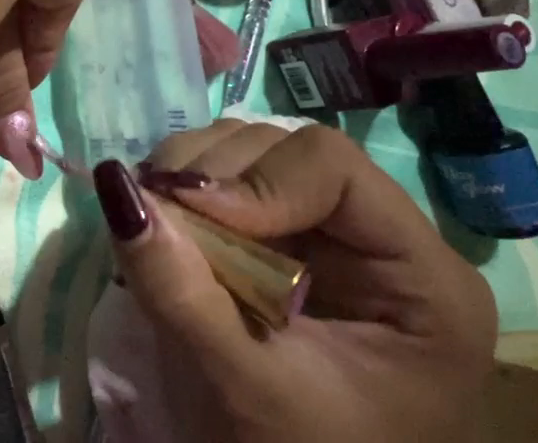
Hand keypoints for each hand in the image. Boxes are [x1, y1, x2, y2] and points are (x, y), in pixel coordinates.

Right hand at [93, 122, 497, 441]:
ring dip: (188, 178)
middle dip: (209, 176)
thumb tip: (114, 185)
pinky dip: (183, 193)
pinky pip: (227, 181)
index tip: (190, 217)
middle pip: (284, 150)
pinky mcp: (286, 237)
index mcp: (423, 280)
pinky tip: (167, 234)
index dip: (254, 180)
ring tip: (159, 231)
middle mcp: (383, 237)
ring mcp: (331, 233)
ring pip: (250, 153)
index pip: (332, 166)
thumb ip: (183, 292)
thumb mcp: (243, 386)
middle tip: (157, 221)